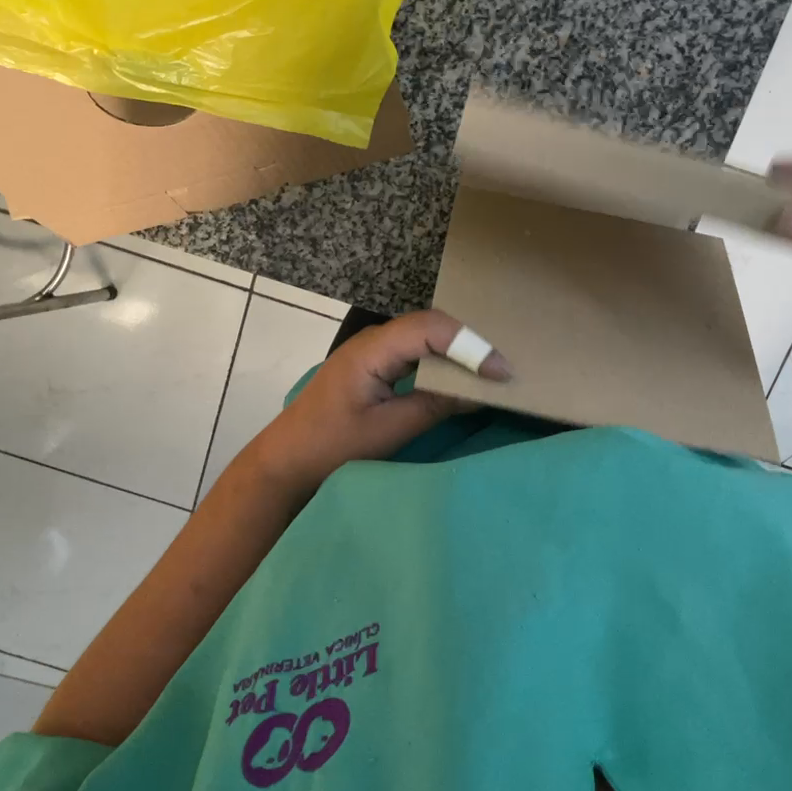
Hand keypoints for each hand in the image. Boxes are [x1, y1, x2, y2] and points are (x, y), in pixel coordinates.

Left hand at [233, 309, 510, 500]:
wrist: (285, 463)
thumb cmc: (330, 448)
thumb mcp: (388, 431)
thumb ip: (435, 404)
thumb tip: (481, 390)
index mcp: (371, 350)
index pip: (431, 328)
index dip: (470, 344)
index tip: (501, 372)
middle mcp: (373, 341)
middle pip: (430, 326)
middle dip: (470, 342)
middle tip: (506, 368)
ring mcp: (372, 352)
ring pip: (425, 338)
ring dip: (457, 352)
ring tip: (491, 371)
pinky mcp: (374, 367)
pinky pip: (415, 353)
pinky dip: (441, 362)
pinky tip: (460, 378)